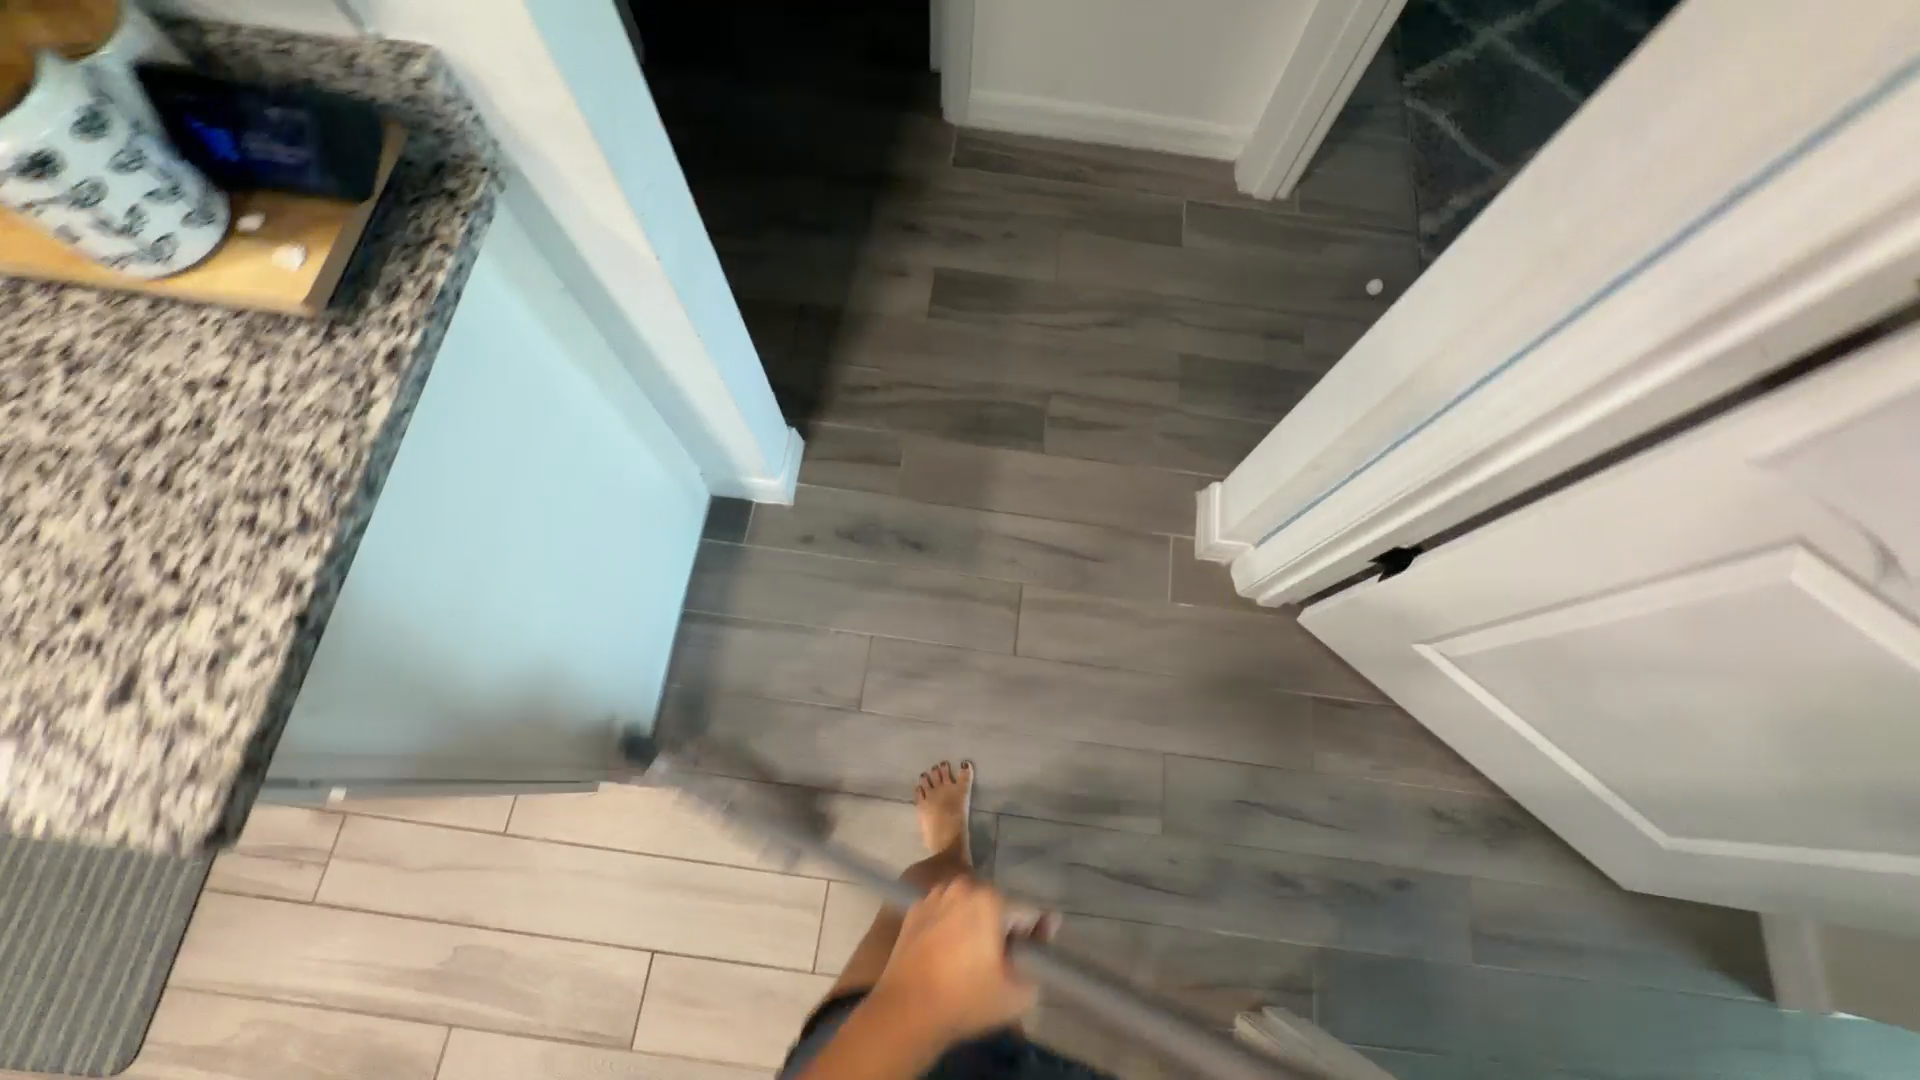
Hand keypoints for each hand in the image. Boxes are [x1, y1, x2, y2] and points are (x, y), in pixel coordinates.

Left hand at [870, 878, 1037, 1042]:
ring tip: (968, 958)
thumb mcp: (1019, 992)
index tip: (1020, 961)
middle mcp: (962, 886)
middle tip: (995, 962)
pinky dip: (949, 924)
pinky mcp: (914, 909)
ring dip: (974, 923)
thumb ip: (1040, 957)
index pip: (1027, 913)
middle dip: (1001, 927)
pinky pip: (944, 911)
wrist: (906, 1011)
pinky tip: (946, 953)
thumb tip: (1050, 923)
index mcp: (990, 899)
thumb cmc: (966, 1000)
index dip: (1030, 938)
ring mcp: (934, 895)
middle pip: (997, 904)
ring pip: (968, 905)